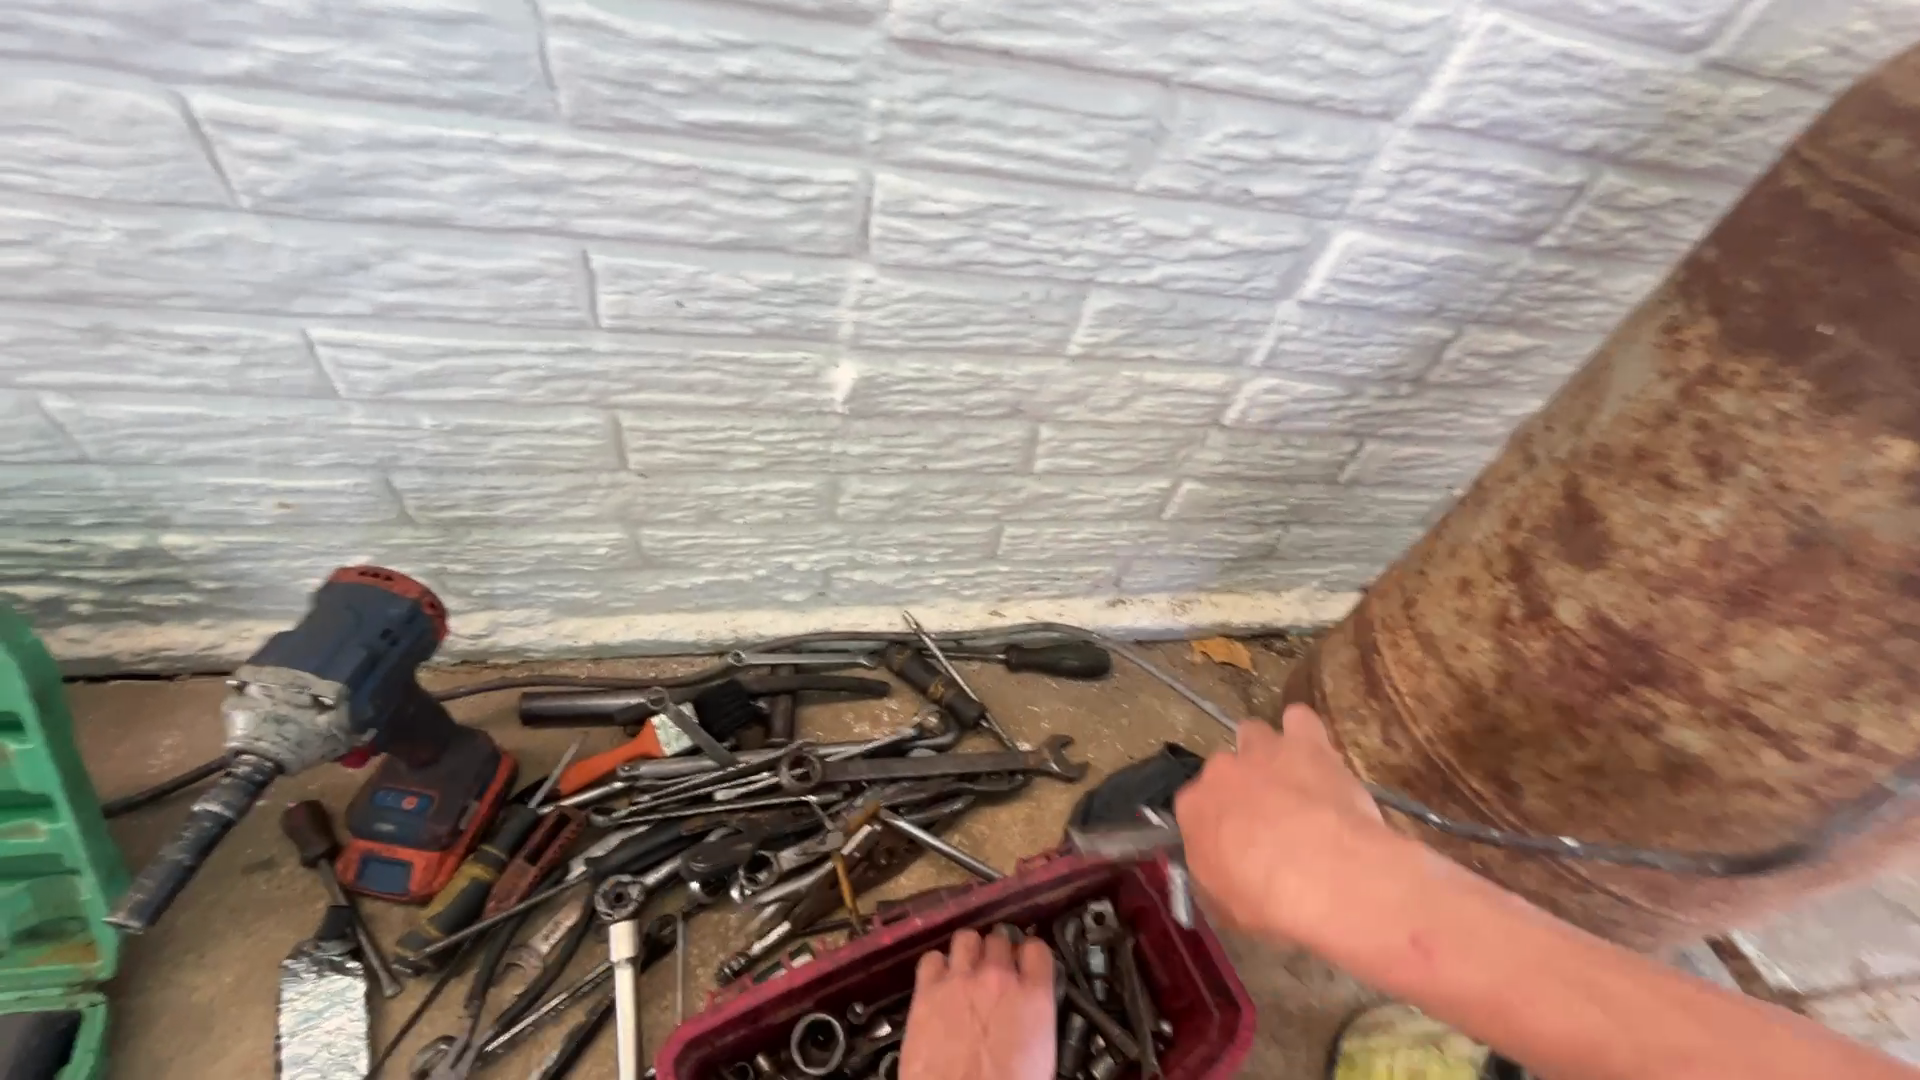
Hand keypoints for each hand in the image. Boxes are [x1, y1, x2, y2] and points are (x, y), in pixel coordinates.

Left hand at [899, 928, 1055, 1079]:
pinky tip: (938, 982)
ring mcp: (960, 979)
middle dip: (996, 953)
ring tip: (965, 969)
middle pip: (999, 939)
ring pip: (965, 938)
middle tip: (992, 972)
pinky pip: (931, 959)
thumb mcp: (1039, 1056)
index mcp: (1033, 996)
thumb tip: (1027, 1014)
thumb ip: (1034, 1018)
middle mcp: (998, 977)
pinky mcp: (927, 990)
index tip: (1024, 965)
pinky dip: (936, 967)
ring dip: (968, 951)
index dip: (1029, 956)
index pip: (1037, 950)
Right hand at [1175, 704, 1409, 949]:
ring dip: (1266, 752)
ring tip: (1290, 779)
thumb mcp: (1225, 905)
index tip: (1235, 846)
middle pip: (1223, 769)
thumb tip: (1219, 869)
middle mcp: (1220, 771)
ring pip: (1253, 734)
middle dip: (1242, 789)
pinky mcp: (1306, 743)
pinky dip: (1303, 729)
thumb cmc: (1269, 901)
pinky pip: (1299, 719)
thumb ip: (1213, 875)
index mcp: (1193, 808)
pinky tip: (1313, 748)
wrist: (1327, 876)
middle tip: (1269, 820)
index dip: (1216, 824)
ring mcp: (1262, 752)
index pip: (1194, 807)